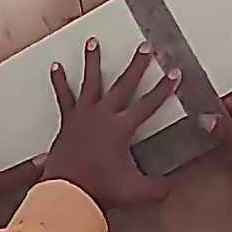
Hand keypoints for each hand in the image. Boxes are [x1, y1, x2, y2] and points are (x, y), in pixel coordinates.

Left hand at [38, 37, 181, 205]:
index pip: (149, 104)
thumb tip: (170, 186)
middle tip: (145, 46)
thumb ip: (157, 188)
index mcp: (122, 127)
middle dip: (137, 65)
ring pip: (91, 81)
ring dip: (93, 61)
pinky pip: (64, 97)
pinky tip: (56, 67)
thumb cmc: (101, 188)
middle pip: (124, 84)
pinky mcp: (68, 120)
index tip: (175, 72)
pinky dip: (59, 82)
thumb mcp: (135, 191)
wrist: (67, 191)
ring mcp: (84, 114)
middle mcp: (104, 115)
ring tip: (92, 41)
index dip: (165, 89)